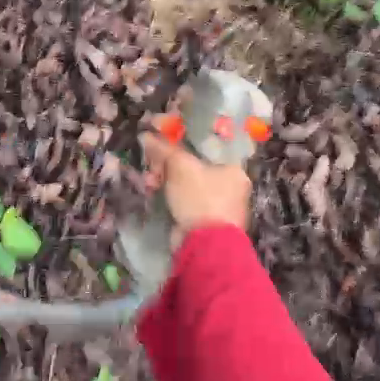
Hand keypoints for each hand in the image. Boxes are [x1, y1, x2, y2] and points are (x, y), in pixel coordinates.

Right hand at [140, 115, 251, 247]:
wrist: (205, 245)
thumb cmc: (200, 197)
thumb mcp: (179, 166)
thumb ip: (163, 148)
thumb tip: (146, 135)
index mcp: (233, 169)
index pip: (207, 146)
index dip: (183, 139)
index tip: (163, 137)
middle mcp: (230, 185)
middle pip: (193, 163)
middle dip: (167, 162)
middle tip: (152, 163)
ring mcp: (218, 204)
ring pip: (185, 181)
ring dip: (164, 178)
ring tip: (150, 181)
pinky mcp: (205, 218)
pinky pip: (183, 197)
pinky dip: (169, 194)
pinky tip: (154, 192)